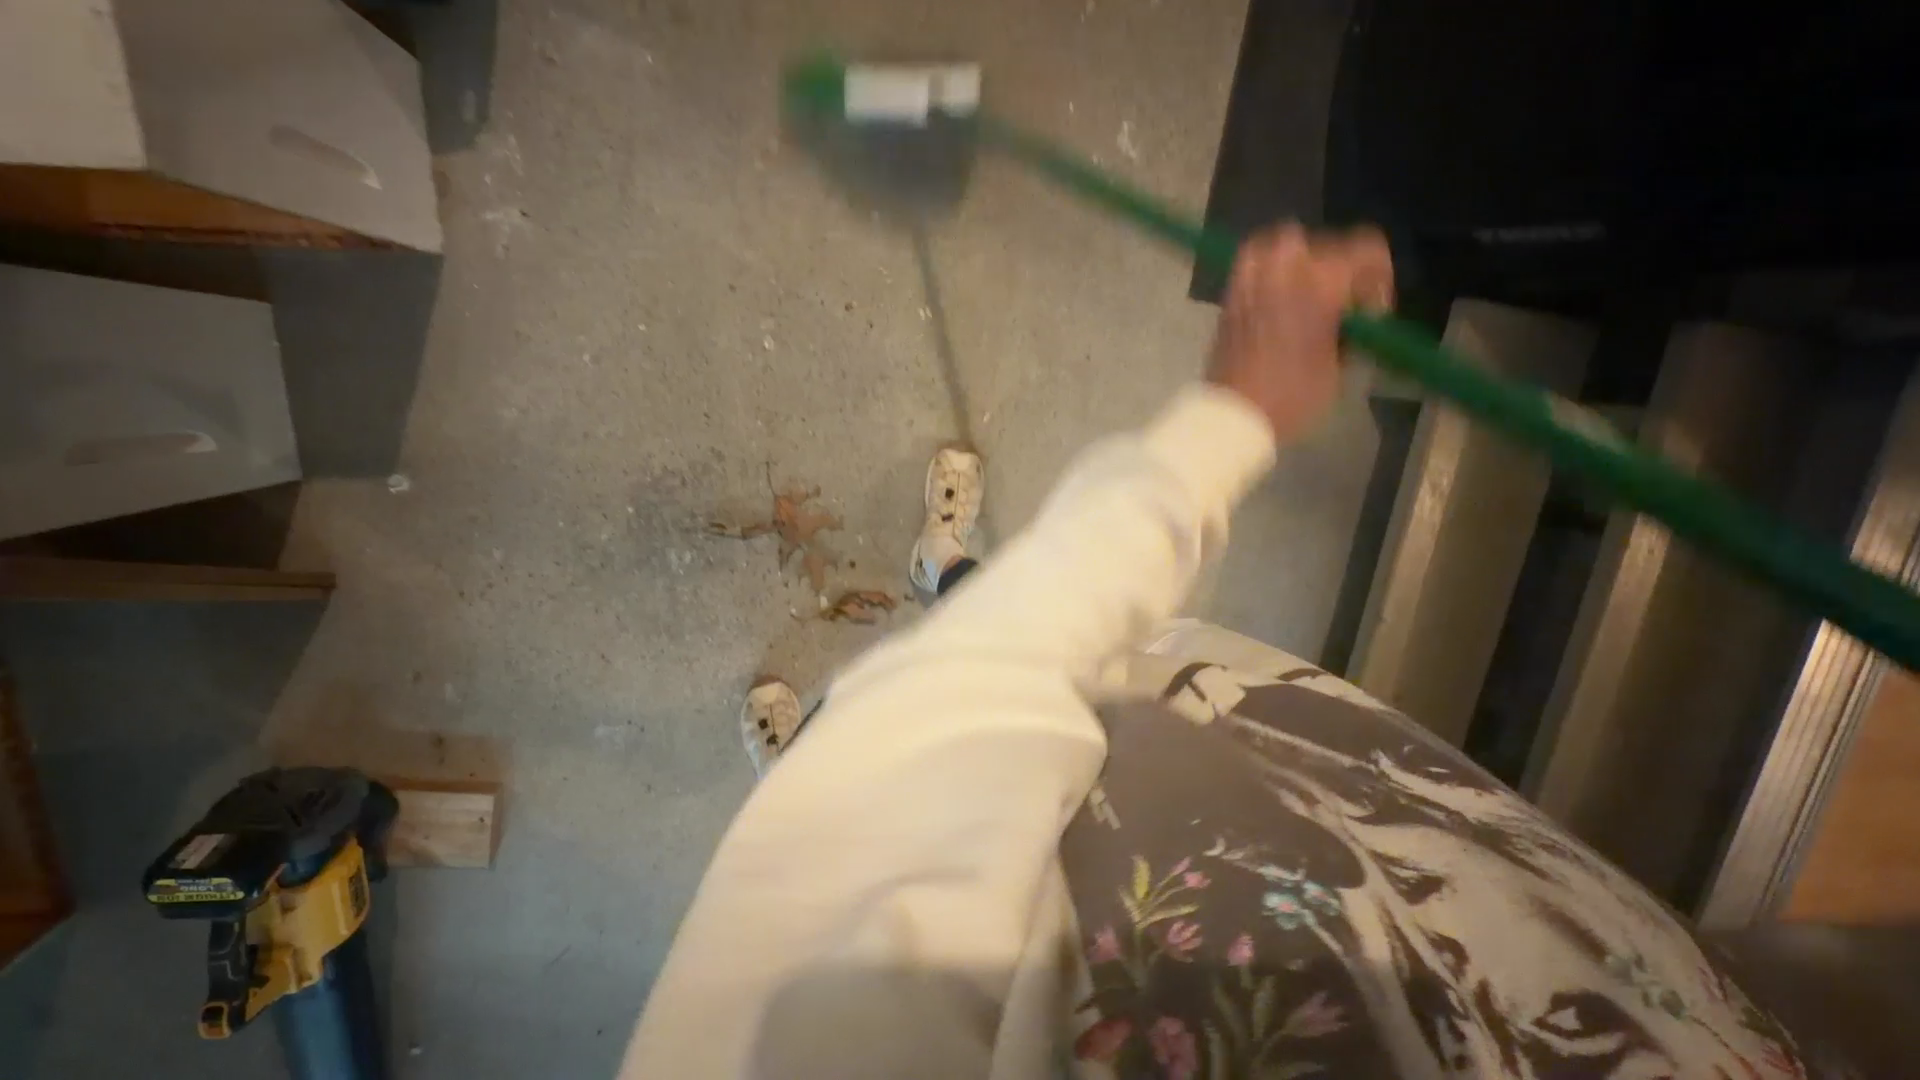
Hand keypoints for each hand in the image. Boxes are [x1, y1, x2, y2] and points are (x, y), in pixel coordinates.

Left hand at [1207, 223, 1393, 440]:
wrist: (1233, 413)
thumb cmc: (1291, 396)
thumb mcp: (1338, 368)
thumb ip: (1350, 331)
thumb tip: (1351, 321)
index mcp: (1321, 284)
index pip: (1366, 248)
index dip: (1378, 274)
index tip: (1372, 310)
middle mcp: (1285, 270)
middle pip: (1325, 243)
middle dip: (1338, 265)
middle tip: (1339, 301)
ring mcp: (1252, 279)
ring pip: (1282, 242)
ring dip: (1300, 260)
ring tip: (1305, 292)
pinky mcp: (1230, 295)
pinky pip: (1252, 263)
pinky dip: (1269, 270)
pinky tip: (1276, 299)